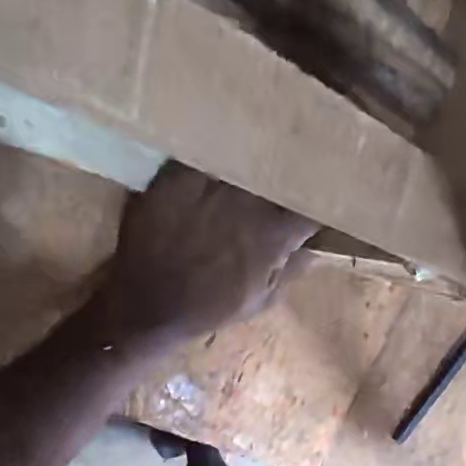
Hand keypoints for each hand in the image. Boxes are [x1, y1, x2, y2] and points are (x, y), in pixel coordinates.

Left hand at [77, 164, 314, 344]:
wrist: (148, 304)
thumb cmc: (210, 308)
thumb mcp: (263, 299)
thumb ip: (292, 270)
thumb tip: (314, 249)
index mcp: (274, 233)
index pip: (311, 207)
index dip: (317, 202)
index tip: (318, 202)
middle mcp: (247, 202)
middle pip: (277, 175)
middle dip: (284, 177)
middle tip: (284, 180)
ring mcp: (210, 185)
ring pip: (241, 161)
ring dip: (249, 166)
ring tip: (250, 164)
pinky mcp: (176, 177)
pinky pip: (203, 156)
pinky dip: (212, 161)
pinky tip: (212, 166)